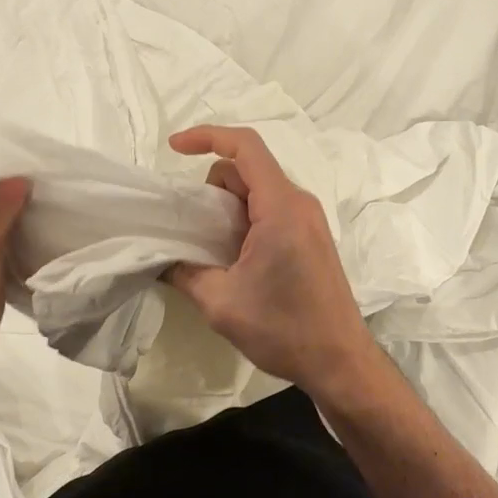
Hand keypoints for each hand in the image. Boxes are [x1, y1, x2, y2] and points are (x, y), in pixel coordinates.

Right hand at [165, 125, 378, 395]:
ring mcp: (310, 221)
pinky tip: (234, 260)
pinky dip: (246, 221)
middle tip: (191, 229)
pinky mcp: (312, 238)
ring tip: (211, 251)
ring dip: (229, 208)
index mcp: (282, 208)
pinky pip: (273, 210)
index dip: (207, 136)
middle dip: (212, 188)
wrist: (339, 360)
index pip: (246, 147)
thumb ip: (184, 271)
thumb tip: (158, 257)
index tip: (174, 147)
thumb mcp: (220, 302)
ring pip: (259, 191)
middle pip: (248, 169)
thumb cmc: (284, 329)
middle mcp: (300, 204)